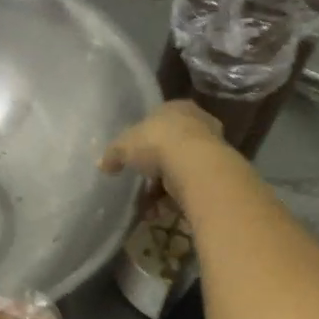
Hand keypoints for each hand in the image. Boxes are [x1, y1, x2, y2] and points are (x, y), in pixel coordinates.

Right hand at [100, 101, 256, 193]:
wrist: (195, 165)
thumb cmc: (157, 144)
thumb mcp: (123, 146)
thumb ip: (112, 153)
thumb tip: (102, 164)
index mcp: (176, 107)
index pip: (157, 120)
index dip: (143, 139)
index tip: (132, 157)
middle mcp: (198, 121)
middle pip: (170, 146)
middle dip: (154, 167)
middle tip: (140, 184)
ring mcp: (211, 146)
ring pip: (180, 168)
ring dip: (163, 188)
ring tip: (148, 205)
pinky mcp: (216, 171)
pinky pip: (189, 186)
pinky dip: (174, 198)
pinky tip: (161, 210)